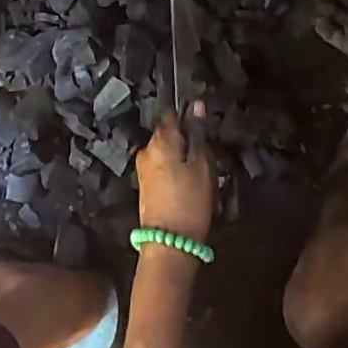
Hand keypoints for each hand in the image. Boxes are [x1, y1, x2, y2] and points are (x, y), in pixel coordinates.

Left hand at [135, 102, 214, 239]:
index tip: (202, 123)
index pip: (171, 114)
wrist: (168, 241)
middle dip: (184, 138)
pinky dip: (172, 167)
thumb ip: (198, 134)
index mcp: (160, 139)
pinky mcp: (144, 182)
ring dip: (178, 154)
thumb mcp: (202, 166)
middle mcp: (146, 148)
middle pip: (167, 132)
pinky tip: (185, 182)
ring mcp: (142, 166)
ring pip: (164, 150)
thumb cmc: (190, 200)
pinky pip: (160, 164)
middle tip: (205, 152)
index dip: (187, 115)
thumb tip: (197, 105)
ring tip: (198, 171)